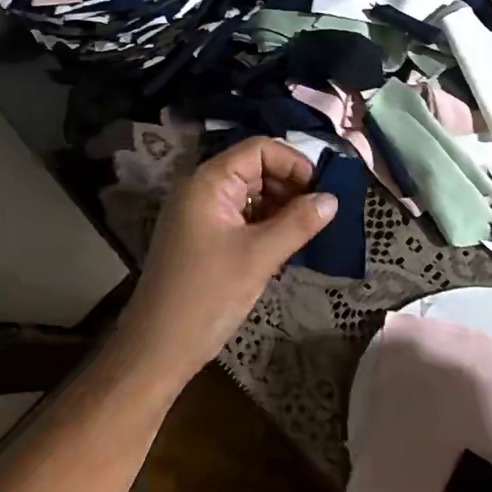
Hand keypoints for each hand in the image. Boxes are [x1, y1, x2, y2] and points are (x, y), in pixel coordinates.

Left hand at [112, 137, 337, 384]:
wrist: (160, 343)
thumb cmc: (209, 294)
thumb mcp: (259, 256)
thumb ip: (298, 223)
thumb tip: (332, 199)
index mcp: (208, 182)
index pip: (258, 149)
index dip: (294, 163)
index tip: (322, 192)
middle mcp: (199, 189)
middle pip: (253, 168)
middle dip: (289, 185)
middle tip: (320, 215)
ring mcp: (197, 213)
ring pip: (247, 194)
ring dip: (278, 207)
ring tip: (306, 233)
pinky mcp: (199, 237)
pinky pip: (237, 217)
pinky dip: (262, 224)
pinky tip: (284, 245)